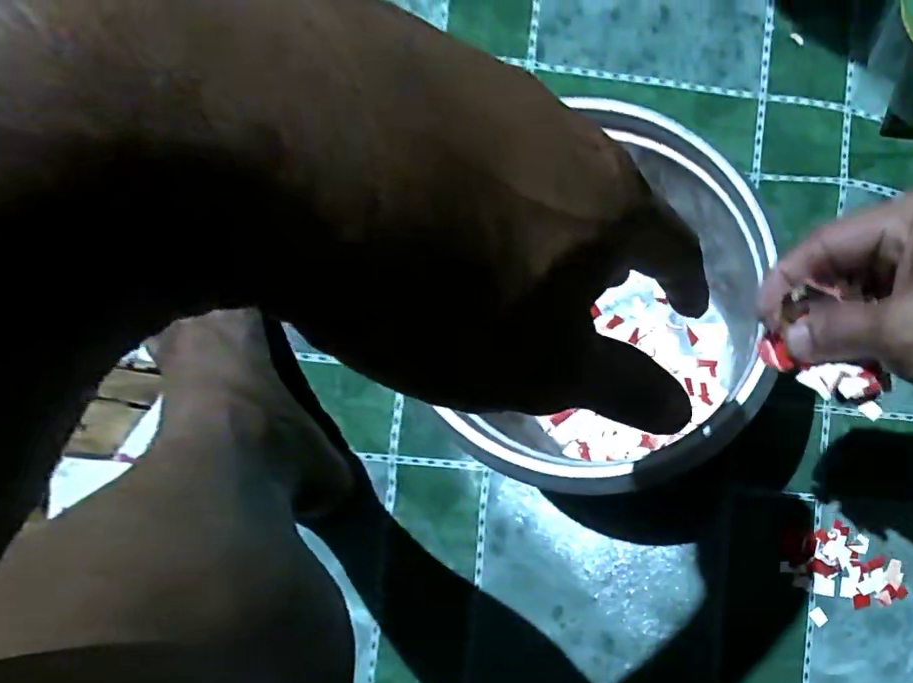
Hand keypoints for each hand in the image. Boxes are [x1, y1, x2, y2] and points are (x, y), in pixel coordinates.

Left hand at [0, 0, 708, 430]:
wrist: (224, 130)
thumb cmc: (424, 282)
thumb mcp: (537, 366)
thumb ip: (620, 387)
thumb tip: (681, 411)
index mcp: (609, 201)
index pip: (677, 245)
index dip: (687, 281)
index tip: (686, 304)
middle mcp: (560, 125)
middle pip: (613, 188)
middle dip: (617, 236)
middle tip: (601, 271)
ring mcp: (476, 74)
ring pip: (536, 148)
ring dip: (542, 194)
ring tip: (511, 230)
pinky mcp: (390, 41)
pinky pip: (456, 116)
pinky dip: (463, 158)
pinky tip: (422, 180)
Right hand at [755, 180, 912, 411]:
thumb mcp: (899, 332)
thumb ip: (836, 330)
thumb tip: (786, 339)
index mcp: (911, 214)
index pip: (829, 241)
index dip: (788, 280)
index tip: (762, 319)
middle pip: (849, 266)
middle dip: (819, 311)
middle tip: (796, 352)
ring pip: (873, 292)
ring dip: (848, 330)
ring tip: (830, 365)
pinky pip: (898, 308)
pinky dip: (878, 336)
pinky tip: (868, 365)